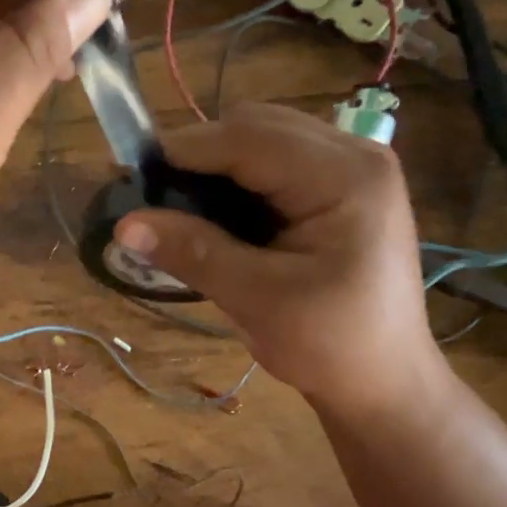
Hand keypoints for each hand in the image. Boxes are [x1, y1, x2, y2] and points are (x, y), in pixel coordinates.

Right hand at [112, 103, 443, 414]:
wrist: (382, 379)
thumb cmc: (327, 343)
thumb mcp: (255, 299)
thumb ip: (193, 252)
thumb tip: (125, 224)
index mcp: (345, 177)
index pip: (249, 138)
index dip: (185, 150)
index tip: (129, 173)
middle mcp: (356, 155)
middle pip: (259, 126)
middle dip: (201, 154)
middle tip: (153, 197)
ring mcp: (354, 169)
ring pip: (267, 140)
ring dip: (218, 167)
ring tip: (178, 208)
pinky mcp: (344, 189)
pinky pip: (280, 164)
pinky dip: (239, 182)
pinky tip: (216, 217)